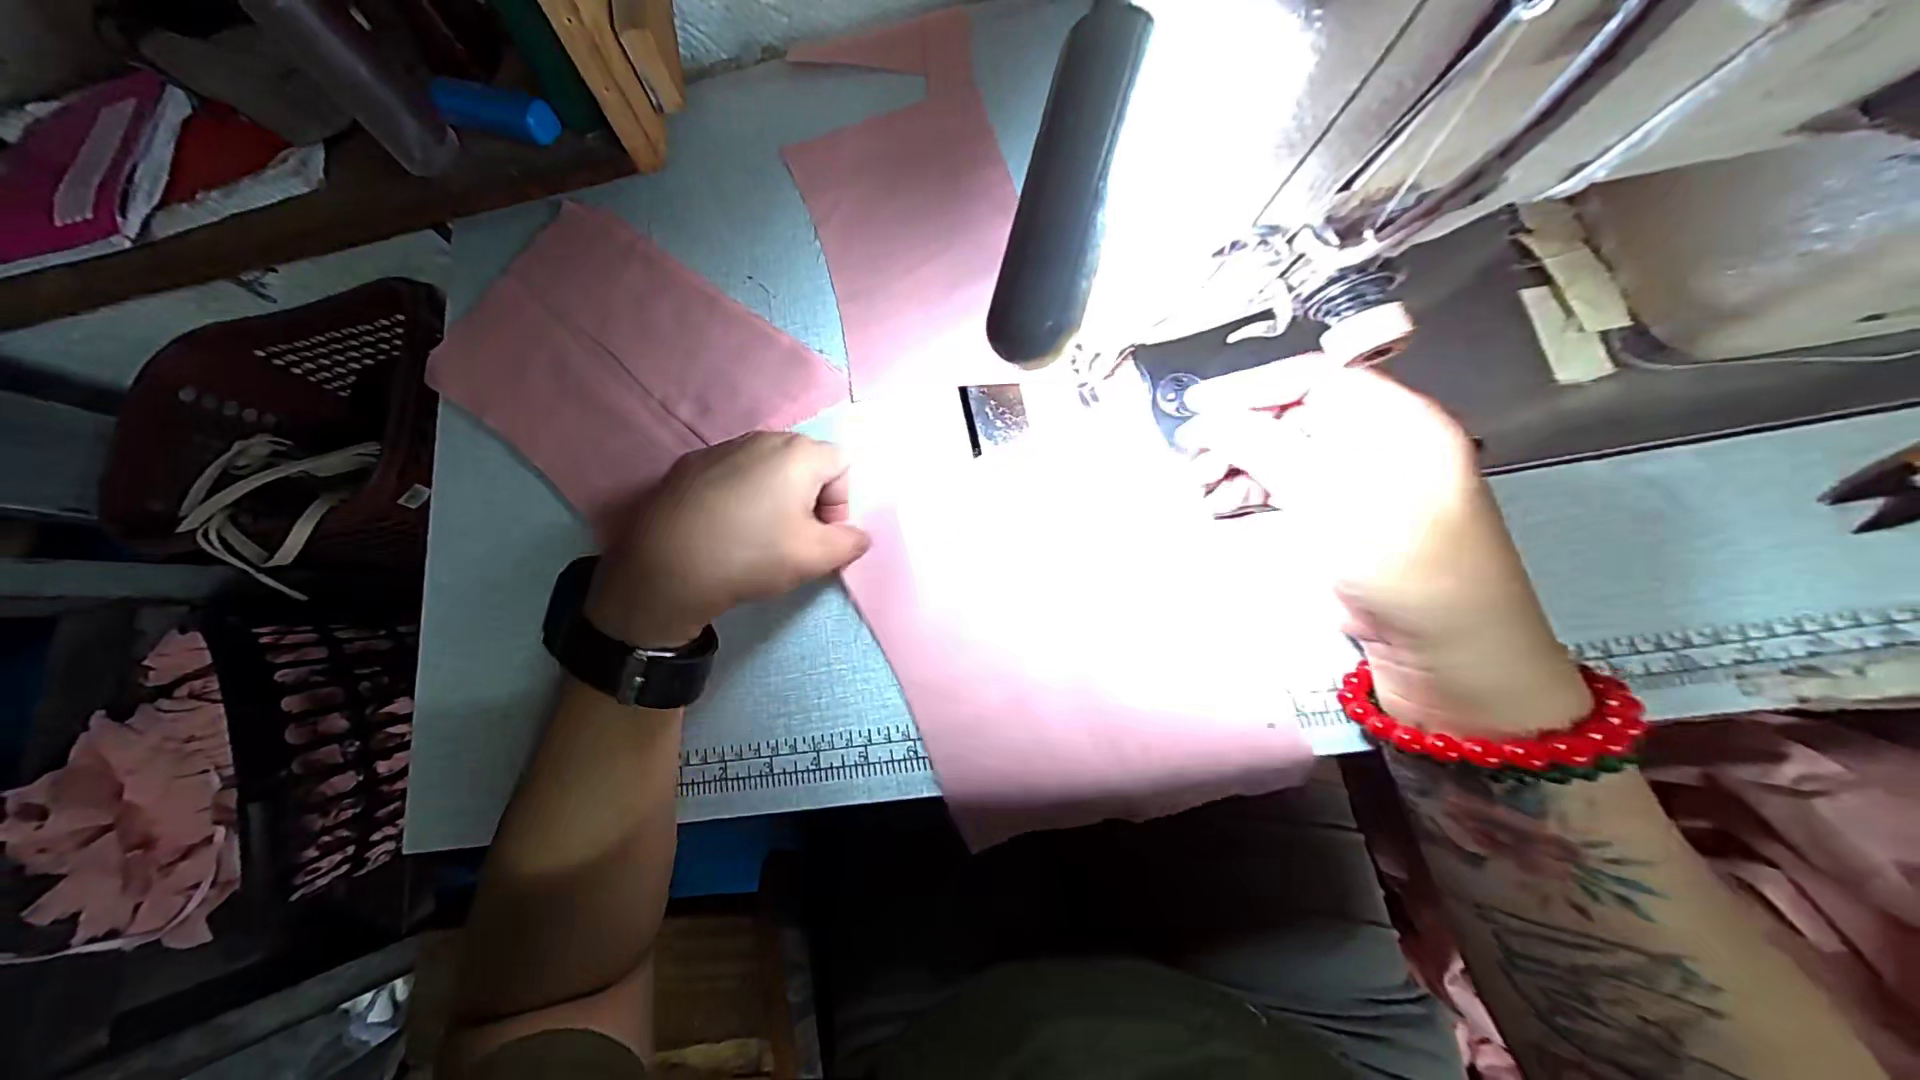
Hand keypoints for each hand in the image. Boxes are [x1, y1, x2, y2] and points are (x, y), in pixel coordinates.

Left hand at [585, 433, 871, 647]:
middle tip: (792, 539)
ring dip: (774, 497)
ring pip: (767, 469)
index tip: (819, 536)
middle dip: (808, 499)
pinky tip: (722, 529)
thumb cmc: (753, 556)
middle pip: (806, 464)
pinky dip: (738, 497)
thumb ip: (852, 541)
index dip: (840, 504)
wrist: (666, 569)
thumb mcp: (817, 558)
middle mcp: (762, 437)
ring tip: (755, 536)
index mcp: (799, 452)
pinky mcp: (689, 465)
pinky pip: (732, 475)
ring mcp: (721, 447)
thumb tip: (857, 534)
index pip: (843, 466)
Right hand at [1176, 357, 1589, 736]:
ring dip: (1235, 466)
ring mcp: (1353, 485)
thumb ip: (1269, 450)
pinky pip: (1283, 489)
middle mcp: (1374, 446)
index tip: (1203, 405)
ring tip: (1201, 486)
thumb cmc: (1414, 572)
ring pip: (1280, 455)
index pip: (1316, 379)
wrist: (1448, 651)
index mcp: (1396, 424)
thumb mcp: (1334, 500)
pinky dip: (1248, 493)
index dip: (1254, 387)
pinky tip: (1221, 505)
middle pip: (1291, 418)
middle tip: (1194, 455)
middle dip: (1237, 434)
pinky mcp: (1336, 519)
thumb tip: (1215, 418)